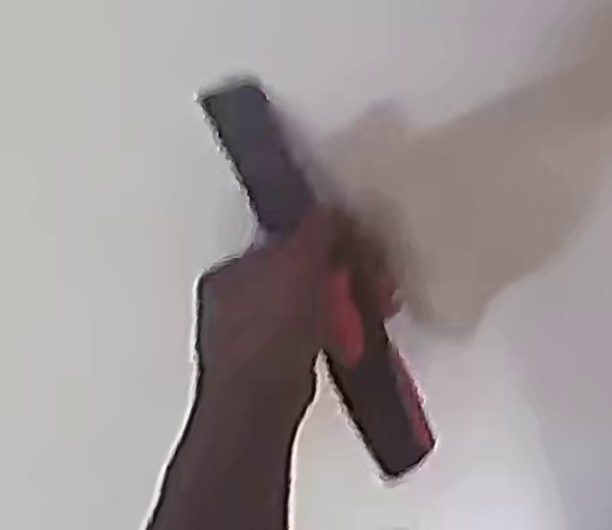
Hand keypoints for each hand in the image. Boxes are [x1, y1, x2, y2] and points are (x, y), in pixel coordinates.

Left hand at [192, 211, 394, 430]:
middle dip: (354, 268)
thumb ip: (314, 232)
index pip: (295, 238)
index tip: (359, 245)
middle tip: (374, 274)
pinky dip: (349, 316)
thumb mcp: (296, 266)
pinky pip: (328, 317)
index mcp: (234, 272)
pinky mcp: (288, 346)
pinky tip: (362, 320)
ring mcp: (265, 324)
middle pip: (316, 264)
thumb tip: (328, 210)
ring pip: (326, 291)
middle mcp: (243, 297)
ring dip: (359, 291)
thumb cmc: (265, 339)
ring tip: (377, 299)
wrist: (261, 401)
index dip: (336, 238)